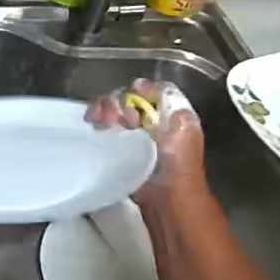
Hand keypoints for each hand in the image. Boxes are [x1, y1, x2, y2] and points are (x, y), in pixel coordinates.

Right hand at [85, 78, 207, 208]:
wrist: (166, 194)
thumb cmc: (178, 159)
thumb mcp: (183, 121)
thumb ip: (166, 97)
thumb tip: (137, 85)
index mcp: (165, 112)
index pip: (140, 90)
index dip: (131, 93)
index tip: (127, 105)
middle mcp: (147, 120)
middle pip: (122, 99)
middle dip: (114, 104)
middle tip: (115, 119)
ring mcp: (130, 134)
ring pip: (110, 111)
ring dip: (103, 112)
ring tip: (103, 123)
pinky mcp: (117, 148)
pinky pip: (103, 128)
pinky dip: (97, 123)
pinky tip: (96, 126)